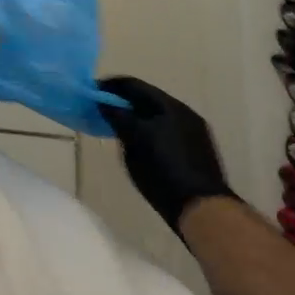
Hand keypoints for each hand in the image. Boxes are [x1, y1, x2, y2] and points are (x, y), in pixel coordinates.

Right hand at [98, 76, 235, 235]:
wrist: (201, 209)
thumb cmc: (163, 169)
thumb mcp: (134, 139)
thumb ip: (117, 116)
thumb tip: (102, 101)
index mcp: (170, 106)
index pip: (133, 85)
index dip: (110, 86)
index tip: (92, 93)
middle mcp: (185, 113)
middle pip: (147, 99)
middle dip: (124, 102)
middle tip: (103, 111)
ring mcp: (194, 132)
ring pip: (158, 116)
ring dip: (138, 117)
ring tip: (119, 129)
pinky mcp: (198, 150)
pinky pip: (167, 130)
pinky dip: (151, 130)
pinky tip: (140, 143)